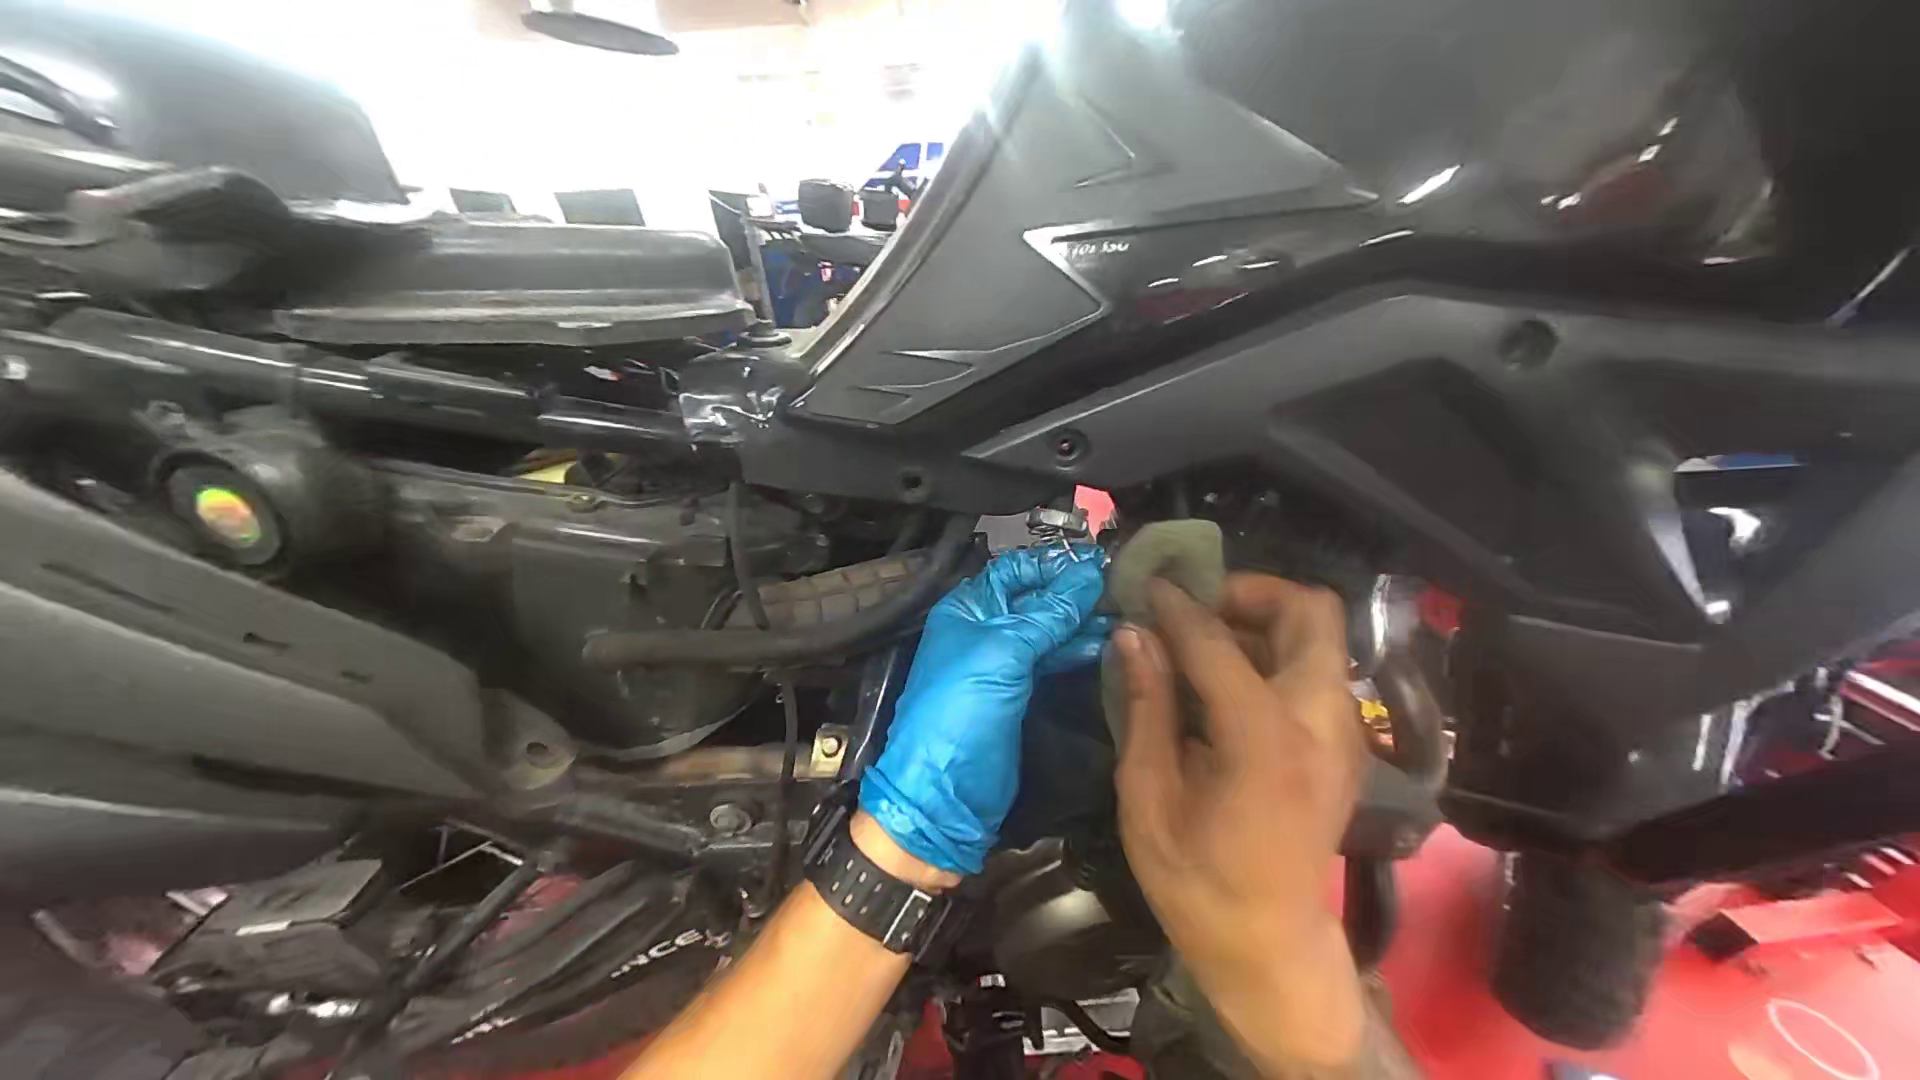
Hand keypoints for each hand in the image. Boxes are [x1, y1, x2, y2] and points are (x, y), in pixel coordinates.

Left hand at [860, 546, 1106, 875]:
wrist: (945, 795)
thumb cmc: (961, 711)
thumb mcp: (1002, 653)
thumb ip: (1047, 614)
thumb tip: (1088, 575)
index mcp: (967, 608)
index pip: (1014, 570)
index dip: (1053, 563)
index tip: (1096, 560)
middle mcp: (985, 628)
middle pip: (1036, 597)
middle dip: (1074, 591)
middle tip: (1120, 585)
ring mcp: (1006, 661)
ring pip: (1050, 628)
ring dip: (1083, 620)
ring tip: (1123, 611)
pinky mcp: (1024, 691)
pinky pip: (1054, 659)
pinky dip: (1079, 649)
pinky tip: (1108, 642)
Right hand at [1113, 574, 1367, 1070]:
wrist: (1268, 945)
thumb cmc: (1194, 878)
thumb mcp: (1147, 794)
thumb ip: (1146, 705)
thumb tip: (1132, 634)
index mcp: (1265, 742)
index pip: (1218, 643)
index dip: (1176, 607)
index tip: (1146, 587)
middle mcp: (1320, 724)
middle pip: (1309, 613)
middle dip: (1247, 592)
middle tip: (1191, 606)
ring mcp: (1342, 732)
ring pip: (1318, 634)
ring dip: (1260, 617)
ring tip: (1200, 635)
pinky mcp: (1342, 741)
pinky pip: (1312, 665)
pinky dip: (1271, 647)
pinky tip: (1222, 674)